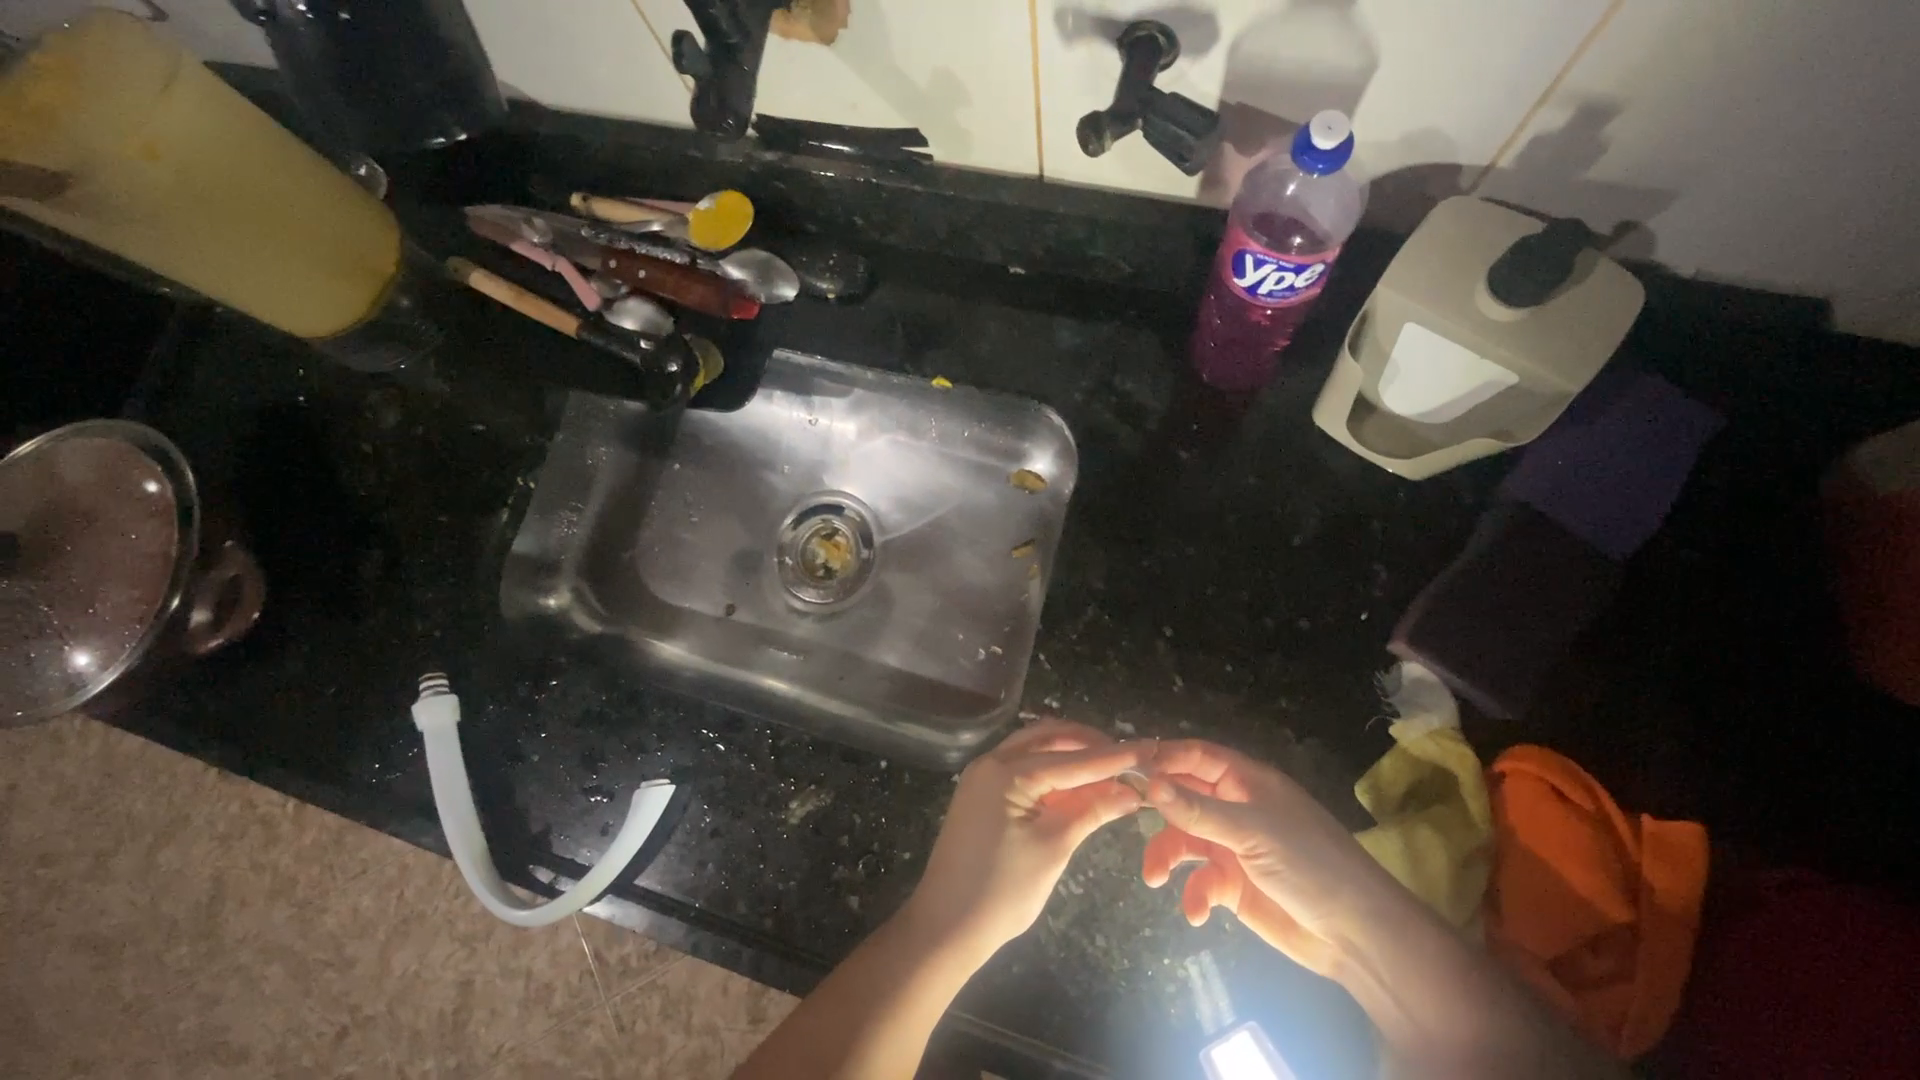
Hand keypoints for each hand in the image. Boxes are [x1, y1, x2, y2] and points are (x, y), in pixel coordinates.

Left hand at [903, 719, 1150, 961]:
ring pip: (1035, 750)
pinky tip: (1080, 784)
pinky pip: (1023, 769)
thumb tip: (1132, 792)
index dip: (1114, 757)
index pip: (1071, 759)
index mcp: (1005, 772)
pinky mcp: (983, 795)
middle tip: (1129, 756)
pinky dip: (1053, 772)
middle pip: (1049, 739)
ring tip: (1111, 768)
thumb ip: (1092, 811)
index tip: (1150, 750)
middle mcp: (991, 762)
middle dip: (1090, 745)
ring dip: (1072, 755)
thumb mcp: (1053, 848)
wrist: (947, 925)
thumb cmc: (1002, 890)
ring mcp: (983, 777)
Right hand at [1141, 739, 1422, 977]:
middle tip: (1121, 815)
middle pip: (1182, 797)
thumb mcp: (1251, 832)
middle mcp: (1237, 808)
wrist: (1357, 933)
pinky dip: (1194, 895)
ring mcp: (1234, 846)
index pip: (1196, 756)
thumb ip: (1197, 810)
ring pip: (1184, 840)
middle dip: (1156, 810)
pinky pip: (1200, 881)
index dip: (1161, 758)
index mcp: (1247, 782)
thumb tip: (1149, 782)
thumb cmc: (1310, 863)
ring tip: (1156, 878)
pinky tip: (1199, 912)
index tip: (1124, 767)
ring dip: (1167, 857)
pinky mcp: (1235, 884)